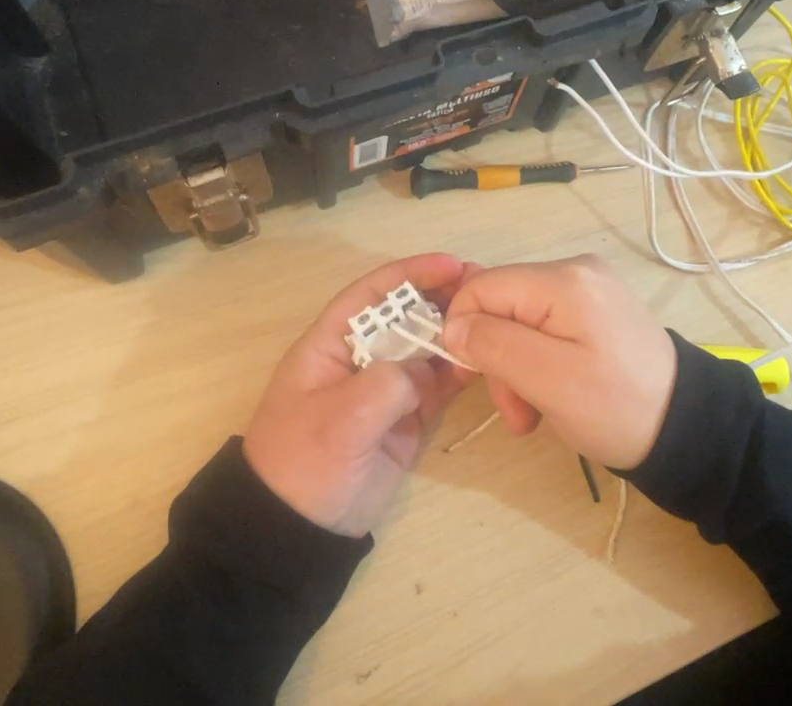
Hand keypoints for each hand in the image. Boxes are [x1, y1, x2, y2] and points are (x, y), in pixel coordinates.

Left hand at [243, 253, 472, 536]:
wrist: (297, 529)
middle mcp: (362, 357)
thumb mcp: (340, 418)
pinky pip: (438, 386)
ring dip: (457, 334)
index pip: (374, 294)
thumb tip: (430, 371)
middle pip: (407, 316)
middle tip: (486, 291)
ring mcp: (386, 388)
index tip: (452, 263)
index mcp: (332, 343)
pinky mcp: (406, 418)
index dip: (411, 273)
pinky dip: (460, 374)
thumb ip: (388, 384)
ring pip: (427, 349)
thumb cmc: (304, 461)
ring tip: (494, 323)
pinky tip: (484, 363)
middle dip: (442, 299)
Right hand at [442, 255, 676, 469]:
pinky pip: (544, 328)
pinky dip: (537, 364)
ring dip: (514, 369)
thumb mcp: (550, 381)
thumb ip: (495, 345)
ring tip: (530, 416)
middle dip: (496, 359)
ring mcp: (586, 288)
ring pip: (518, 320)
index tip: (474, 379)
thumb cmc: (618, 407)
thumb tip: (452, 326)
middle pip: (500, 304)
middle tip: (515, 413)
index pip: (481, 286)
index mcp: (564, 279)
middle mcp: (574, 269)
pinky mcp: (593, 310)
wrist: (690, 429)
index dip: (463, 330)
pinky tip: (548, 396)